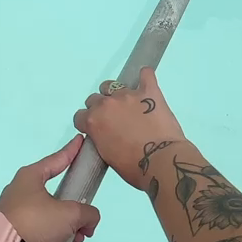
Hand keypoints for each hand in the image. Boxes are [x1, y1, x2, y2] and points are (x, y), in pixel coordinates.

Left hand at [0, 136, 101, 241]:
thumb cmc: (36, 222)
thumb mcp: (70, 214)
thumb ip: (87, 213)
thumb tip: (88, 221)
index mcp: (31, 178)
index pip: (57, 160)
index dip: (72, 151)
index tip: (80, 140)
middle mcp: (22, 193)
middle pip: (58, 201)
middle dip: (76, 220)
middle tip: (85, 231)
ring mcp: (16, 216)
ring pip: (51, 225)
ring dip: (68, 240)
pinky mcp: (12, 237)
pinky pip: (40, 240)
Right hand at [72, 67, 188, 193]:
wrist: (161, 161)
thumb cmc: (134, 167)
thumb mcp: (107, 156)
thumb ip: (101, 139)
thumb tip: (106, 134)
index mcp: (93, 121)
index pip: (80, 116)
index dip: (88, 124)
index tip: (97, 129)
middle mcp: (107, 104)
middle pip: (95, 99)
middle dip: (101, 109)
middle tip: (115, 121)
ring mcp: (128, 95)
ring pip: (113, 85)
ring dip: (117, 94)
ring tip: (129, 106)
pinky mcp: (150, 91)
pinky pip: (145, 74)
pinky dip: (144, 78)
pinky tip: (146, 84)